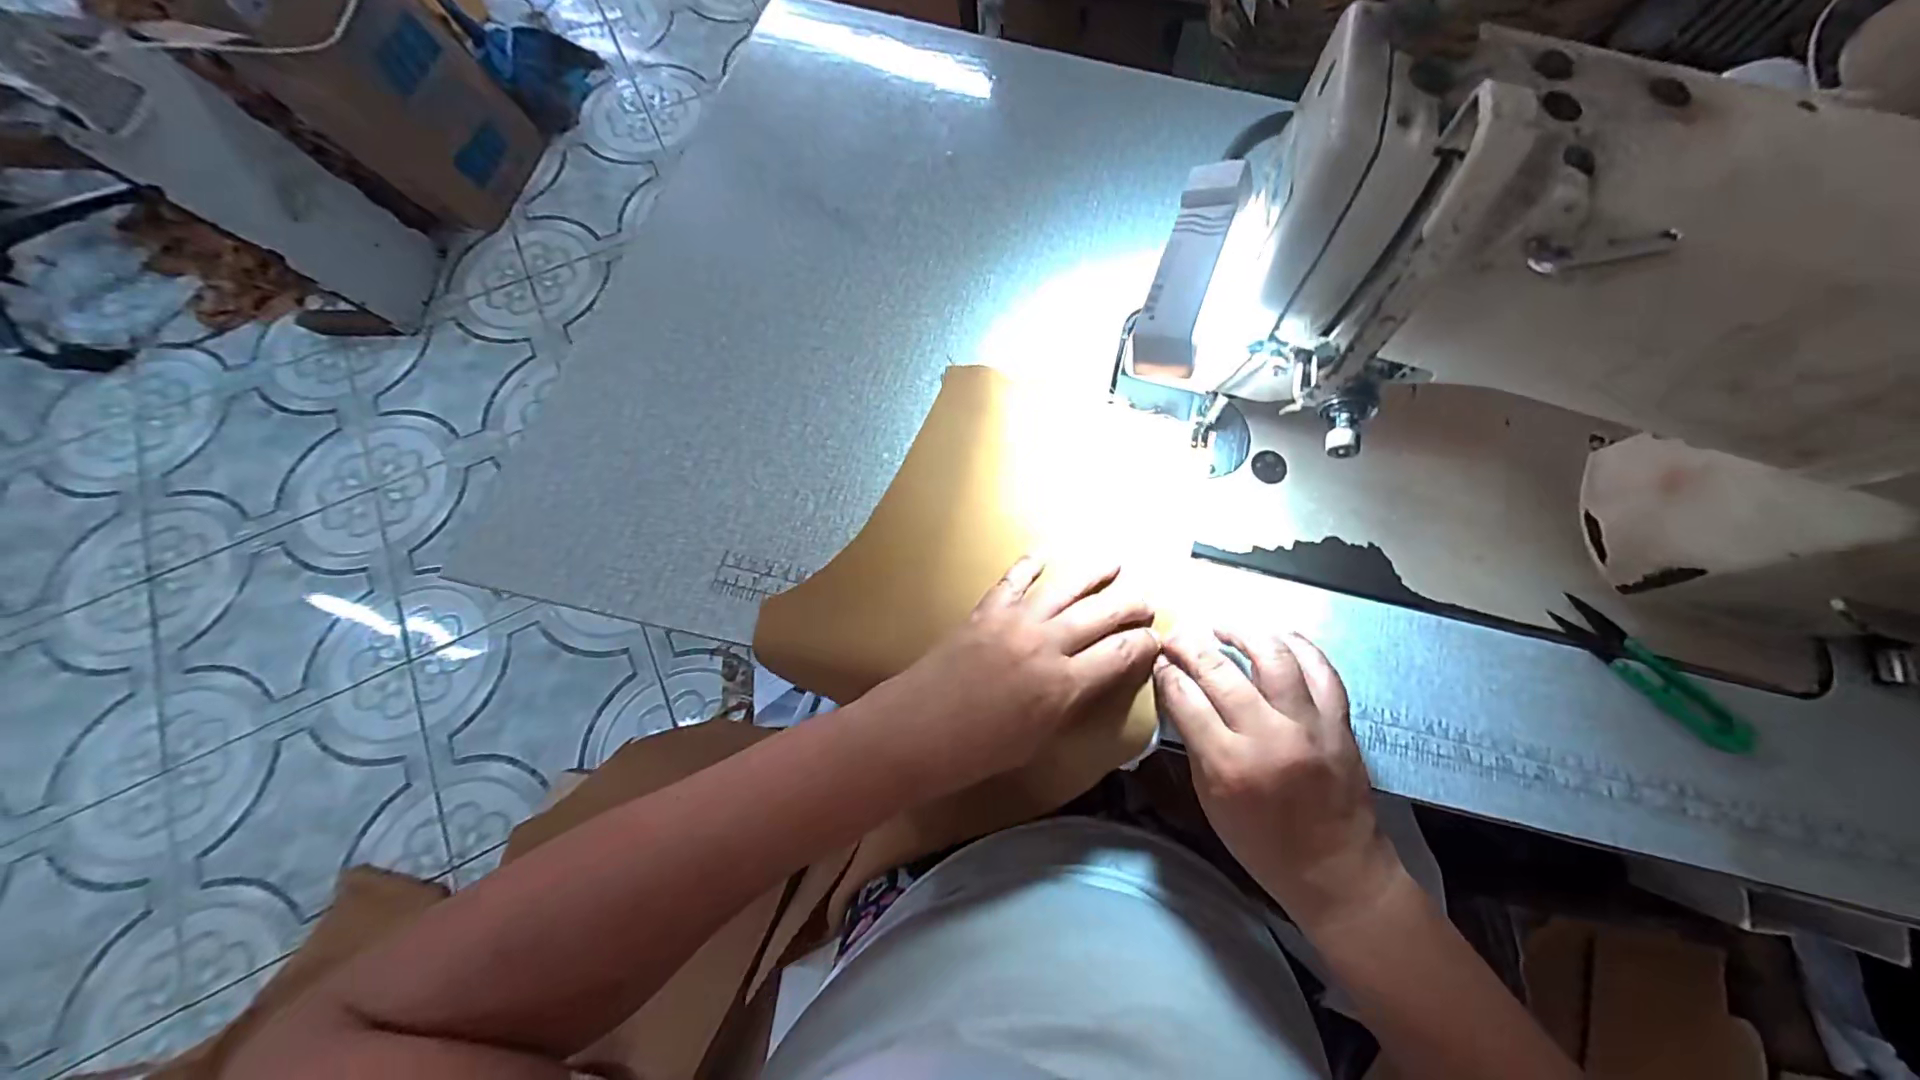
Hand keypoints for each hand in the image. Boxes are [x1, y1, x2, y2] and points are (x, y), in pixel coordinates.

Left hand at [869, 556, 1159, 795]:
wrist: (917, 729)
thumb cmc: (978, 751)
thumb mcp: (1038, 739)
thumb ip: (1068, 703)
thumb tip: (1086, 681)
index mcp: (1064, 683)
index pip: (1120, 654)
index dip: (1145, 644)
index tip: (1157, 639)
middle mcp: (1046, 643)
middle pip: (1102, 614)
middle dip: (1131, 606)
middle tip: (1147, 602)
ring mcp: (1015, 621)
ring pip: (1065, 586)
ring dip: (1094, 573)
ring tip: (1114, 564)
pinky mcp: (986, 610)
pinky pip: (1015, 578)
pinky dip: (1032, 563)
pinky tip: (1047, 554)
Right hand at [1156, 627, 1404, 929]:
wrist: (1335, 869)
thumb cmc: (1260, 841)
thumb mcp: (1209, 797)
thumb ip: (1194, 742)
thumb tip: (1177, 693)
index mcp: (1228, 763)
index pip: (1185, 697)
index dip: (1166, 672)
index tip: (1158, 661)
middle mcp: (1268, 736)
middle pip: (1219, 670)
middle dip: (1188, 645)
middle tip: (1175, 638)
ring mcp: (1309, 725)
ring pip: (1272, 657)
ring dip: (1242, 633)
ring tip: (1221, 628)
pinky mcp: (1339, 723)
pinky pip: (1321, 670)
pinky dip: (1299, 646)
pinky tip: (1278, 636)